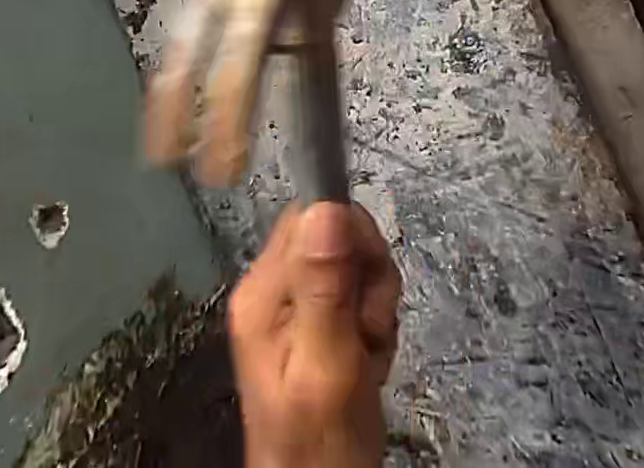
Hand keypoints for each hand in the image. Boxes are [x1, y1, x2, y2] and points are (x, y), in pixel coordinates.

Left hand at [230, 202, 401, 467]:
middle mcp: (276, 286)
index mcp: (264, 290)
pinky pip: (364, 286)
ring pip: (359, 260)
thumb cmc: (320, 437)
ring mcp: (298, 301)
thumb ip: (326, 285)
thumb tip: (327, 206)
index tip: (365, 283)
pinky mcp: (320, 315)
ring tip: (368, 347)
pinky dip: (378, 316)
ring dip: (378, 300)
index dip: (352, 239)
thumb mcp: (326, 362)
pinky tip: (368, 353)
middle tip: (369, 325)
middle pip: (341, 234)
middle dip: (371, 274)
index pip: (315, 215)